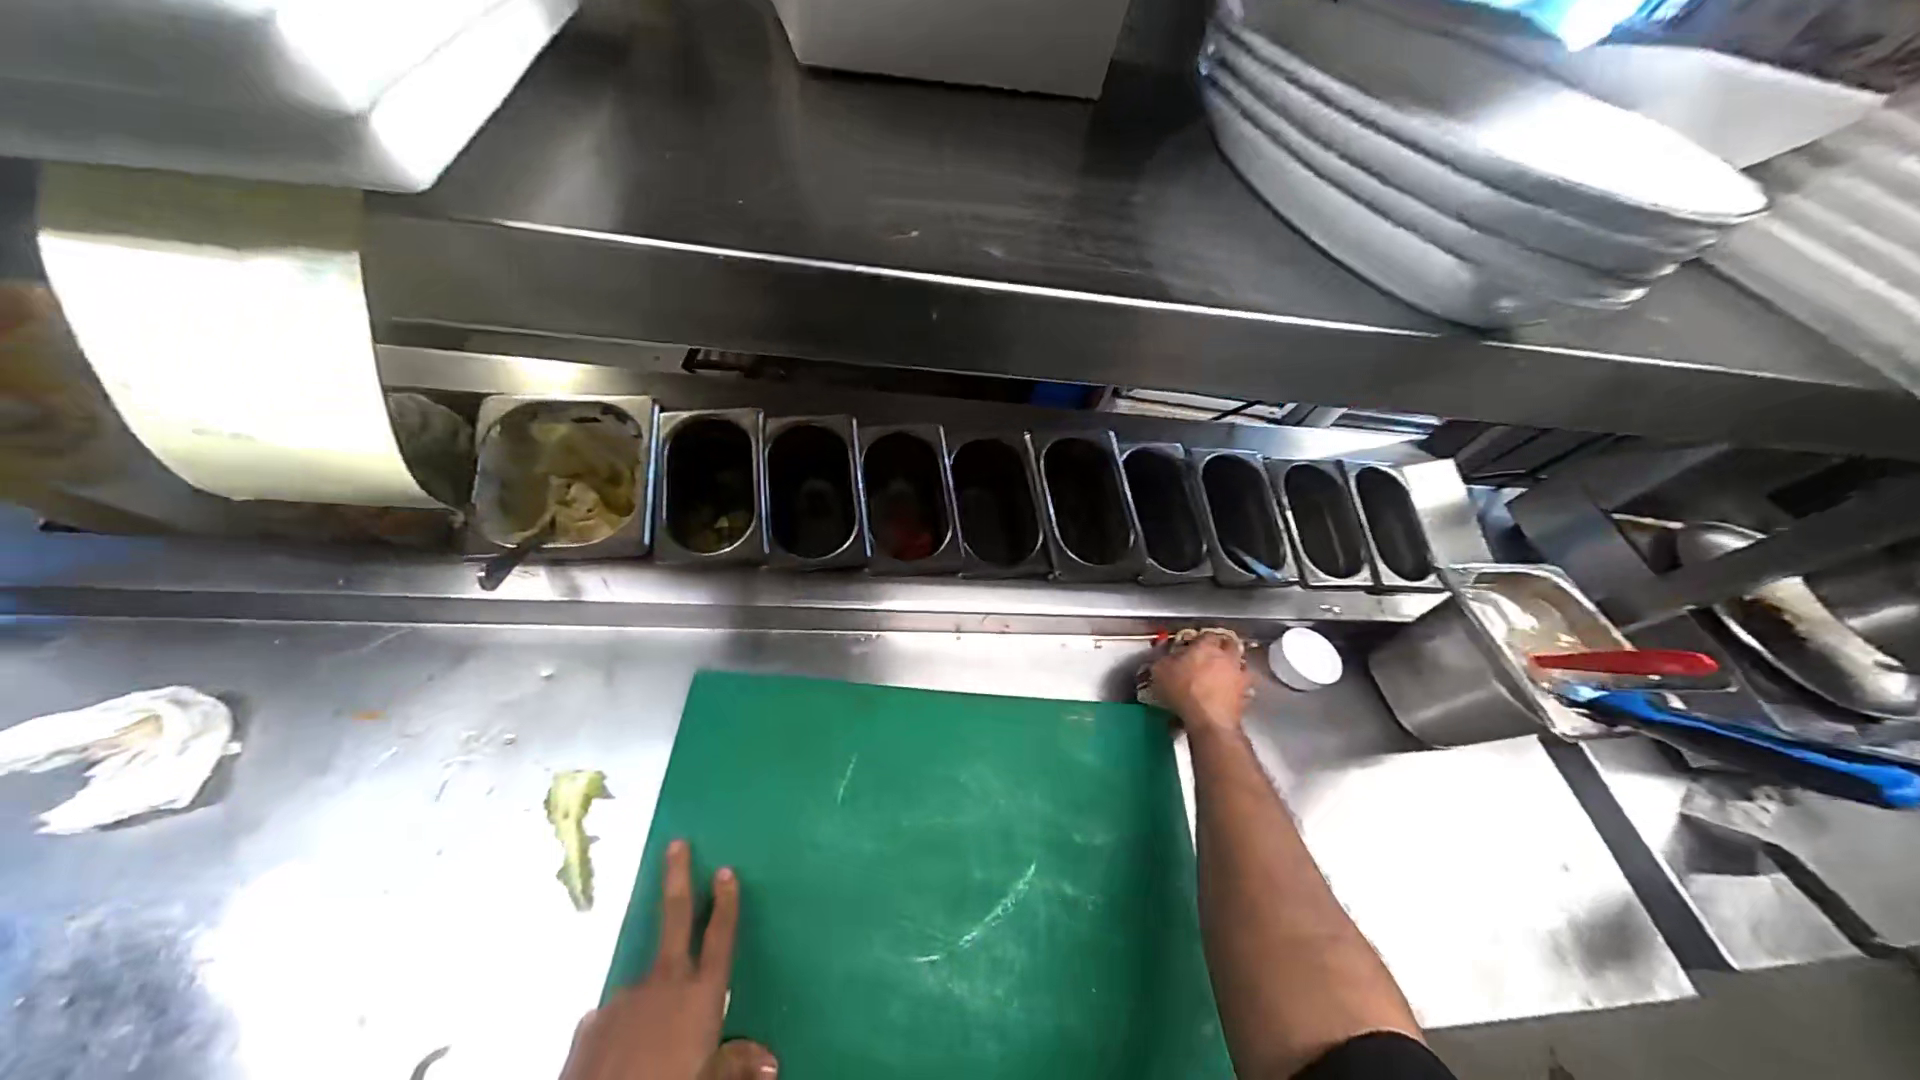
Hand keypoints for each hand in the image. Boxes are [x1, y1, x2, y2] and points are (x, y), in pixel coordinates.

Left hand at [560, 840, 776, 1079]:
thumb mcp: (710, 1078)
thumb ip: (736, 1063)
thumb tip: (770, 1062)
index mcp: (700, 994)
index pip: (720, 937)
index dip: (726, 904)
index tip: (726, 871)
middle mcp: (664, 984)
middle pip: (674, 919)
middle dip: (677, 878)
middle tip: (677, 844)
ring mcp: (624, 999)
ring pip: (645, 986)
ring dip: (653, 998)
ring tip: (651, 1042)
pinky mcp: (592, 1023)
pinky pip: (617, 1018)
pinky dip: (625, 1027)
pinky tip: (623, 1055)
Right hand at [1150, 633, 1252, 735]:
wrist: (1209, 720)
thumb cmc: (1182, 690)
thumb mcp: (1161, 671)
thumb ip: (1164, 658)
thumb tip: (1167, 653)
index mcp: (1206, 646)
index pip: (1207, 634)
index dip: (1200, 639)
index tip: (1193, 645)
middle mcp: (1226, 657)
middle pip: (1229, 644)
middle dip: (1222, 647)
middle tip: (1212, 655)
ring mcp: (1239, 675)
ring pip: (1241, 663)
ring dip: (1234, 665)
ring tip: (1223, 673)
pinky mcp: (1246, 694)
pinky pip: (1244, 685)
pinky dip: (1239, 686)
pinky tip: (1230, 692)